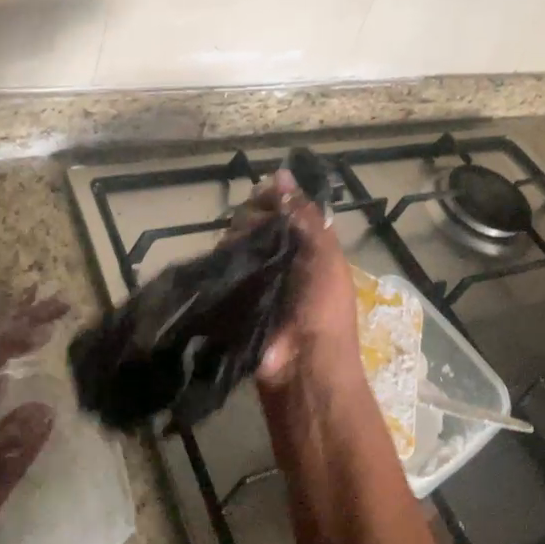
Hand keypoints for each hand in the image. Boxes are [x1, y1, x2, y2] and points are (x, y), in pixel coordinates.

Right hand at [234, 169, 359, 391]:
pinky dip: (219, 265)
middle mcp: (280, 261)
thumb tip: (282, 173)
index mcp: (307, 249)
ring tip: (238, 254)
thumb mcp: (326, 256)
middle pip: (253, 224)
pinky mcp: (233, 302)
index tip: (262, 198)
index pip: (281, 209)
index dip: (271, 199)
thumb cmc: (324, 311)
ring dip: (234, 243)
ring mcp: (255, 282)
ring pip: (234, 245)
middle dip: (249, 221)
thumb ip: (305, 215)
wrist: (304, 370)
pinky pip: (221, 273)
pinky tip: (219, 264)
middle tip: (250, 235)